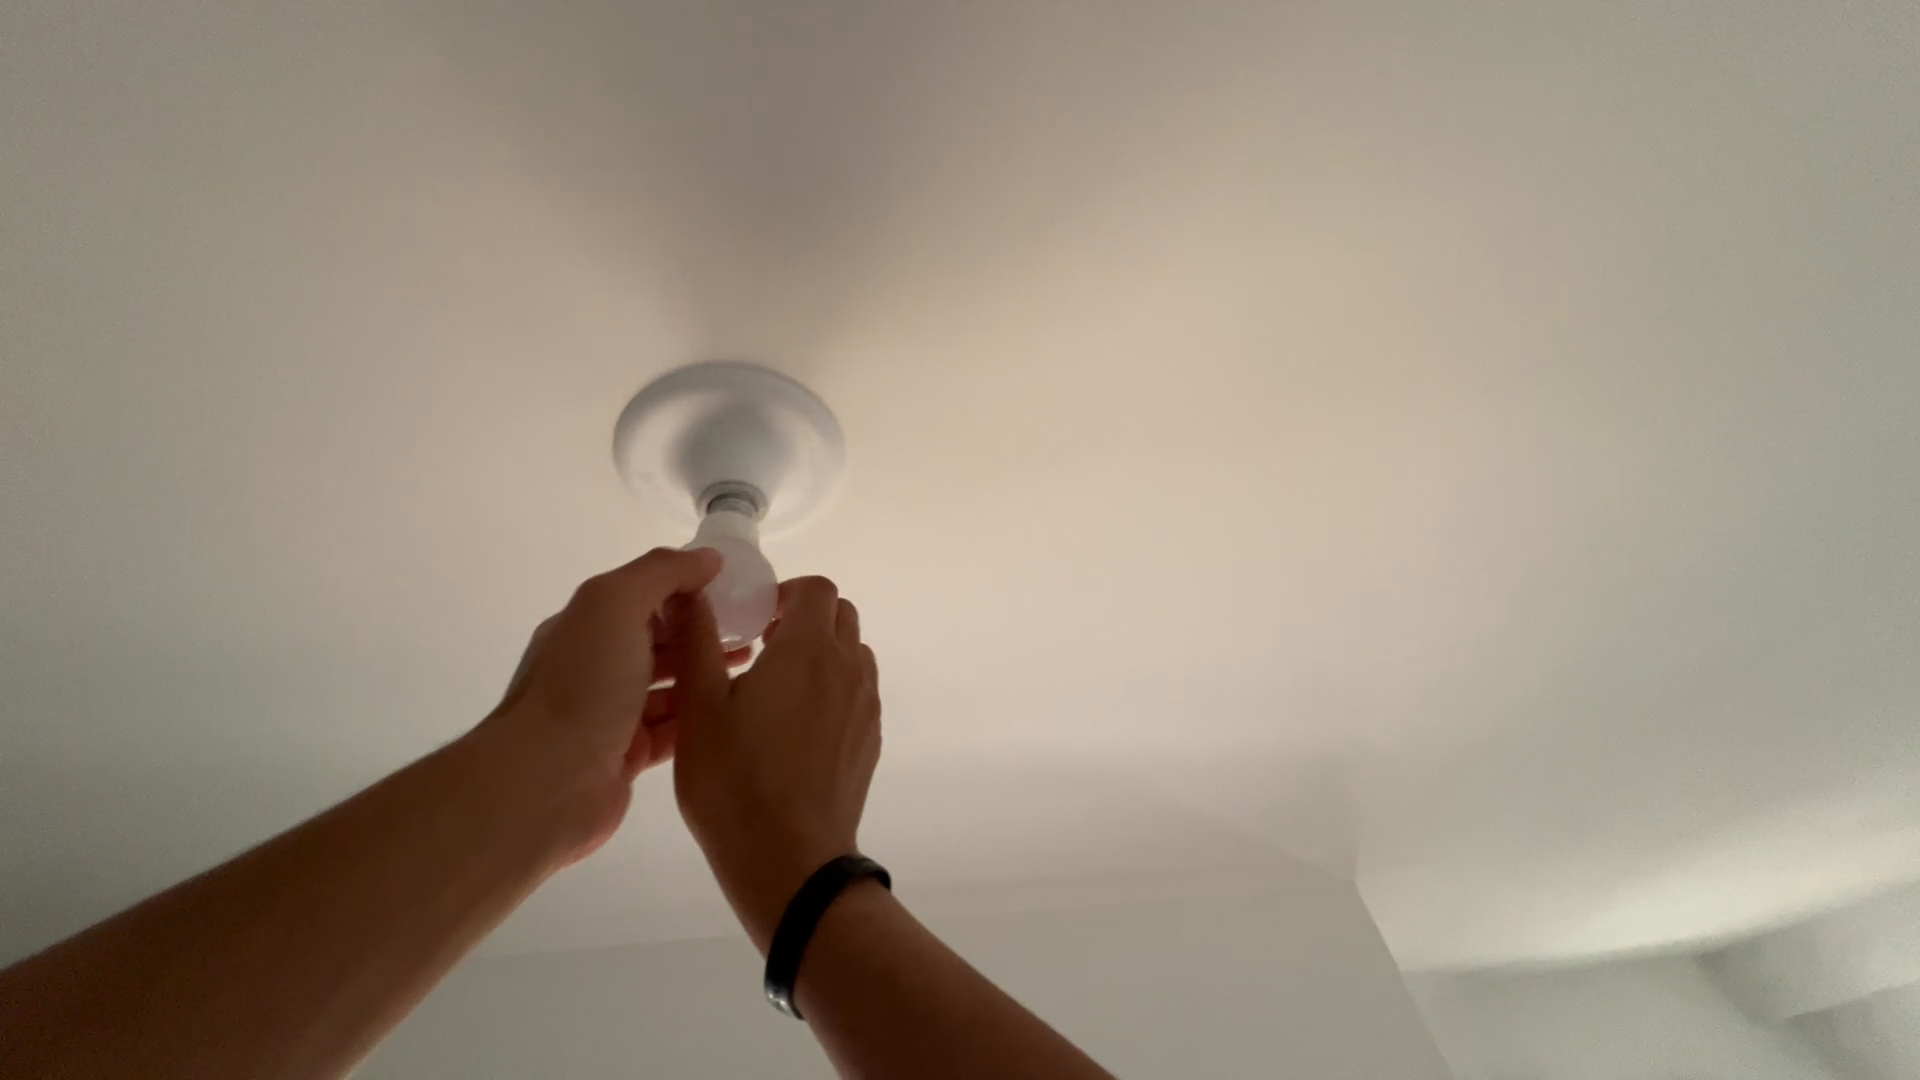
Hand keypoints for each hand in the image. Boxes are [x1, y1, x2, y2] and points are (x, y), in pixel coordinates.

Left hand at [477, 548, 747, 863]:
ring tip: (750, 670)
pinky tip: (730, 712)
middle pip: (660, 641)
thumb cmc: (584, 684)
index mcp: (589, 626)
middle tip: (754, 634)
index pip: (646, 597)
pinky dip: (698, 718)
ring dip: (705, 676)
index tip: (737, 593)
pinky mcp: (627, 755)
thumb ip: (662, 573)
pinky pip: (671, 729)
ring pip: (669, 687)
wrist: (546, 782)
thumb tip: (709, 559)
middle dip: (704, 634)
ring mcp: (611, 714)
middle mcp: (596, 666)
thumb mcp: (616, 604)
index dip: (690, 591)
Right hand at [667, 576, 881, 948]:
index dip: (786, 593)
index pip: (818, 588)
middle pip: (841, 614)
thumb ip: (698, 642)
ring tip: (781, 687)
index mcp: (809, 650)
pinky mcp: (872, 736)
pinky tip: (799, 726)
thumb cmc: (735, 780)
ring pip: (854, 651)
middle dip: (806, 617)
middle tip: (766, 648)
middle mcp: (848, 667)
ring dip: (824, 651)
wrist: (789, 858)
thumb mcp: (700, 707)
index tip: (756, 620)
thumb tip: (691, 594)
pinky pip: (860, 689)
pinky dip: (836, 686)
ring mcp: (866, 703)